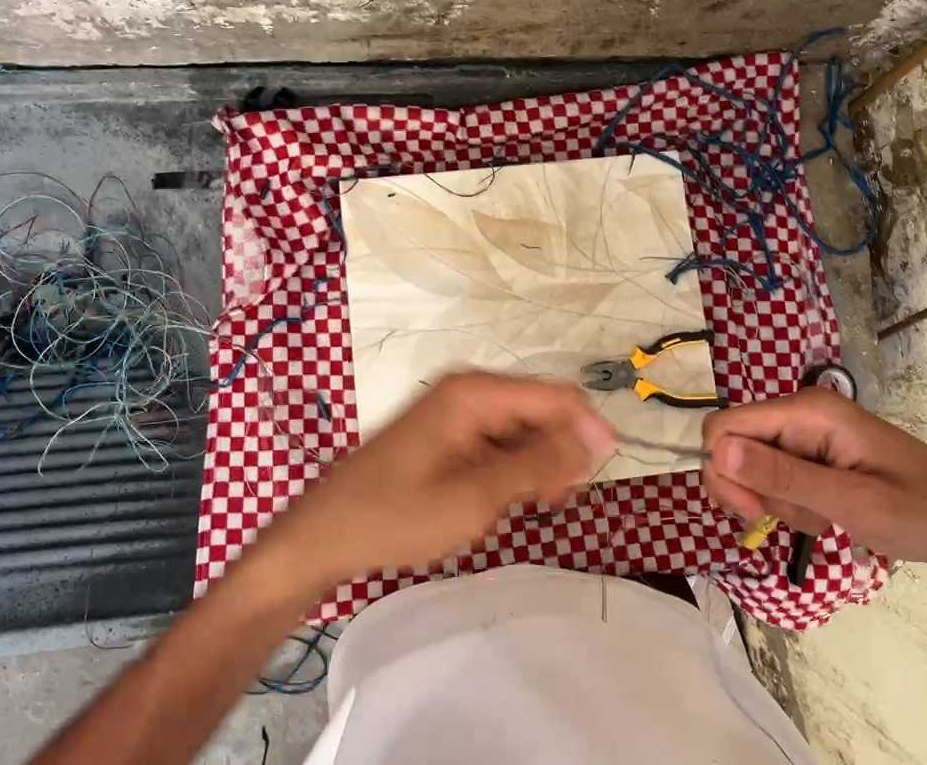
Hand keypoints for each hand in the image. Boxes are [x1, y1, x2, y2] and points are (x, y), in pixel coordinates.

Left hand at [257, 371, 615, 587]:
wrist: (325, 535)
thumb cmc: (396, 516)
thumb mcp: (475, 497)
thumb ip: (538, 464)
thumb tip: (595, 436)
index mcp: (474, 393)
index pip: (556, 396)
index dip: (587, 429)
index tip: (601, 473)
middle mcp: (468, 390)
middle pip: (540, 410)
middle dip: (559, 452)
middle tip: (554, 504)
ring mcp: (454, 411)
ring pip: (521, 429)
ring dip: (535, 465)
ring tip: (527, 508)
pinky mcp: (446, 433)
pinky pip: (497, 442)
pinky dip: (511, 469)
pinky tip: (503, 501)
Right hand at [701, 389, 926, 567]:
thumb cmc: (923, 513)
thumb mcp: (853, 502)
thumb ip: (783, 477)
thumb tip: (718, 452)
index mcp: (808, 410)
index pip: (724, 427)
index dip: (725, 470)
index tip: (752, 511)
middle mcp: (799, 413)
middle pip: (733, 449)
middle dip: (754, 491)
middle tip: (800, 518)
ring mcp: (805, 433)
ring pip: (751, 470)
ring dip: (778, 503)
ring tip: (827, 516)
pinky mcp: (811, 453)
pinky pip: (774, 479)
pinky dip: (791, 505)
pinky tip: (827, 514)